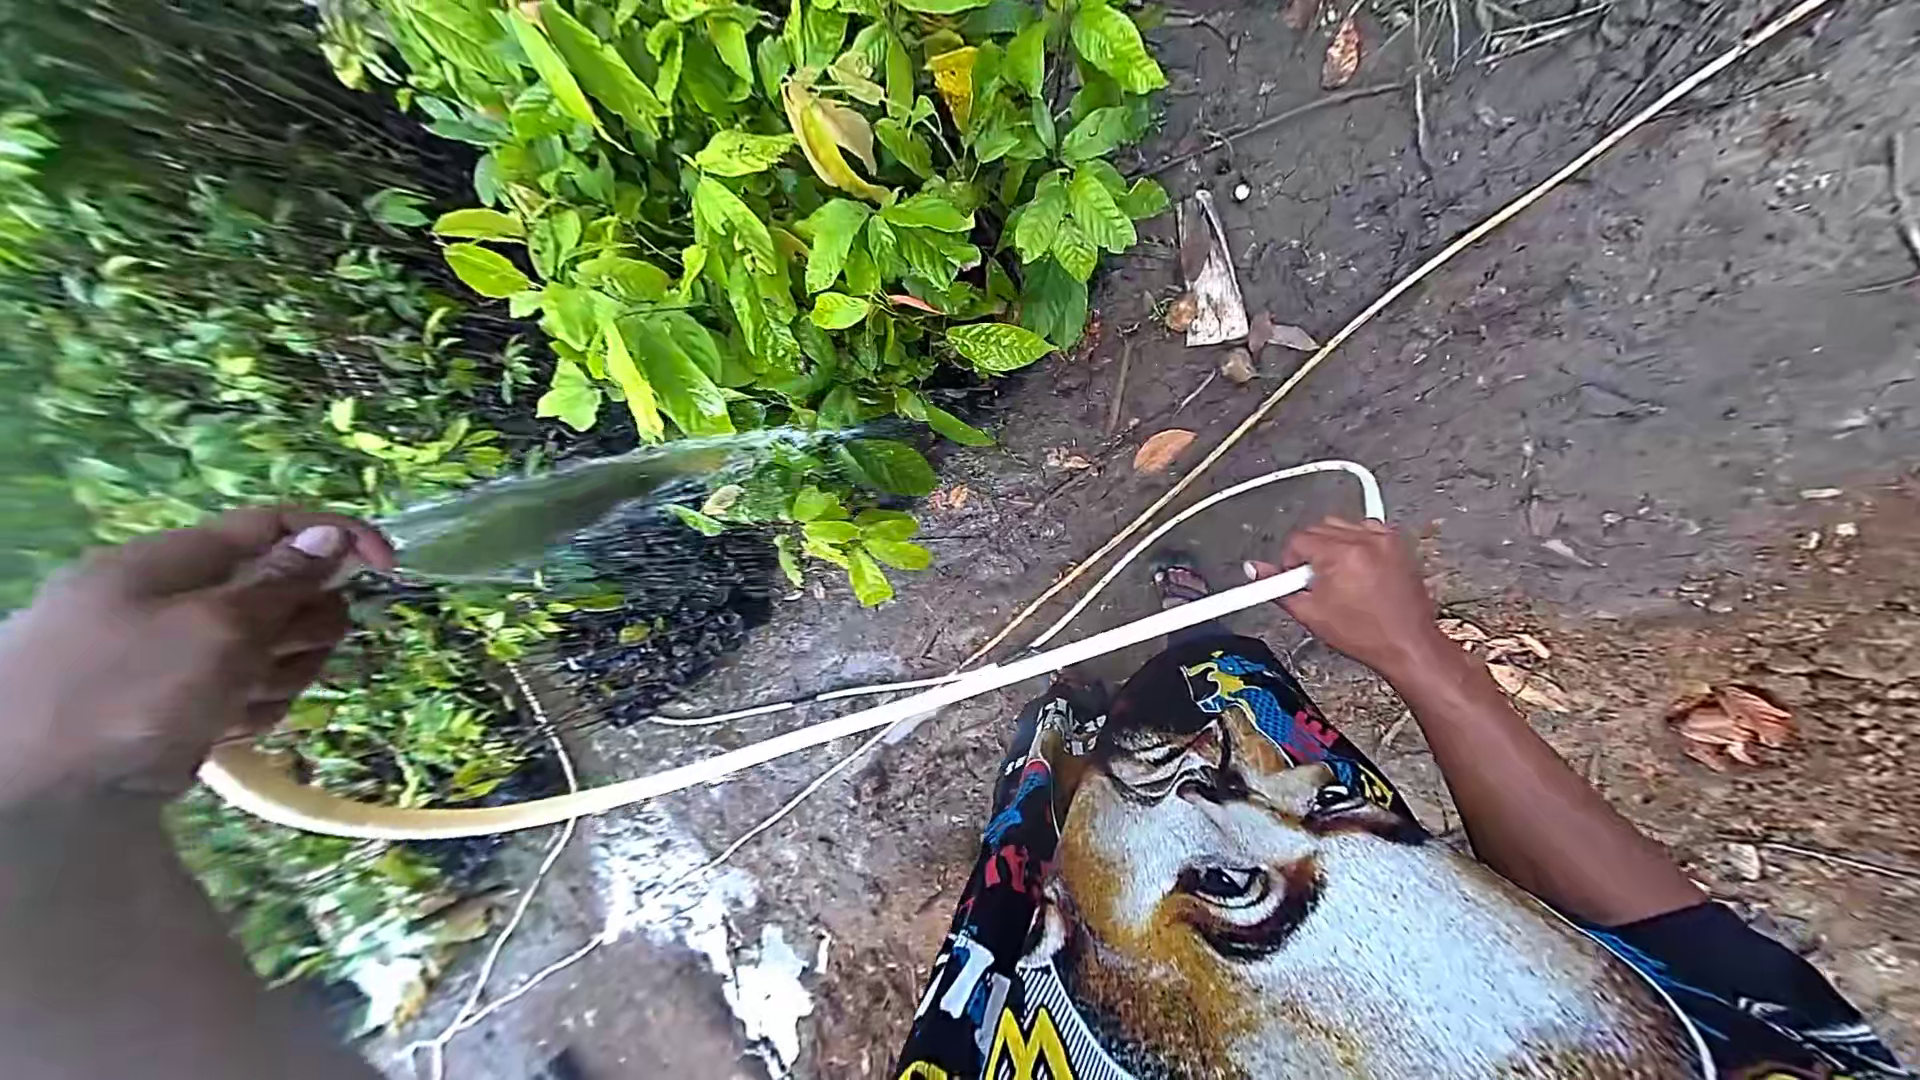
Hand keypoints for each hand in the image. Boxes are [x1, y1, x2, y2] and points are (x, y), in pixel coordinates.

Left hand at [0, 509, 393, 809]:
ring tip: (241, 697)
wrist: (43, 807)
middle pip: (291, 591)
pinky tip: (222, 724)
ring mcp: (181, 653)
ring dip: (283, 671)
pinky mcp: (191, 697)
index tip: (389, 568)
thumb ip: (285, 578)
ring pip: (285, 644)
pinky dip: (257, 704)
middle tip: (277, 650)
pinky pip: (262, 686)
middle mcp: (172, 602)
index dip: (339, 537)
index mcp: (163, 566)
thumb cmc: (130, 695)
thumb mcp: (220, 625)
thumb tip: (331, 535)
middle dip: (305, 624)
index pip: (274, 525)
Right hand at [1246, 516, 1448, 677]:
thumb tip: (1256, 570)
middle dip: (1307, 552)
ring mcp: (1384, 541)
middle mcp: (1365, 542)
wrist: (1407, 645)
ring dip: (1330, 544)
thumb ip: (1275, 587)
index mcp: (1341, 555)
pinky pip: (1366, 528)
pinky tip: (1352, 565)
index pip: (1297, 540)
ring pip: (1339, 525)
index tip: (1292, 578)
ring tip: (1333, 573)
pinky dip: (1354, 541)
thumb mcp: (1308, 613)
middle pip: (1317, 528)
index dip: (1288, 561)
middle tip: (1311, 580)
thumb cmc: (1367, 634)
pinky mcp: (1397, 546)